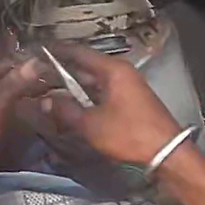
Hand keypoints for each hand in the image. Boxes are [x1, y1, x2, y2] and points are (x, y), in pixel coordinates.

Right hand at [41, 44, 184, 165]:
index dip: (56, 51)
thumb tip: (44, 101)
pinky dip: (85, 97)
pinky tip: (71, 106)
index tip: (37, 51)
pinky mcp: (129, 100)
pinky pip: (101, 92)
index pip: (78, 52)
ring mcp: (126, 85)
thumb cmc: (129, 134)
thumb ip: (65, 110)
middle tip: (38, 76)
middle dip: (61, 72)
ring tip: (48, 92)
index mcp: (112, 69)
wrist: (166, 153)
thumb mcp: (91, 124)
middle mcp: (120, 72)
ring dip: (72, 87)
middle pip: (85, 66)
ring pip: (92, 81)